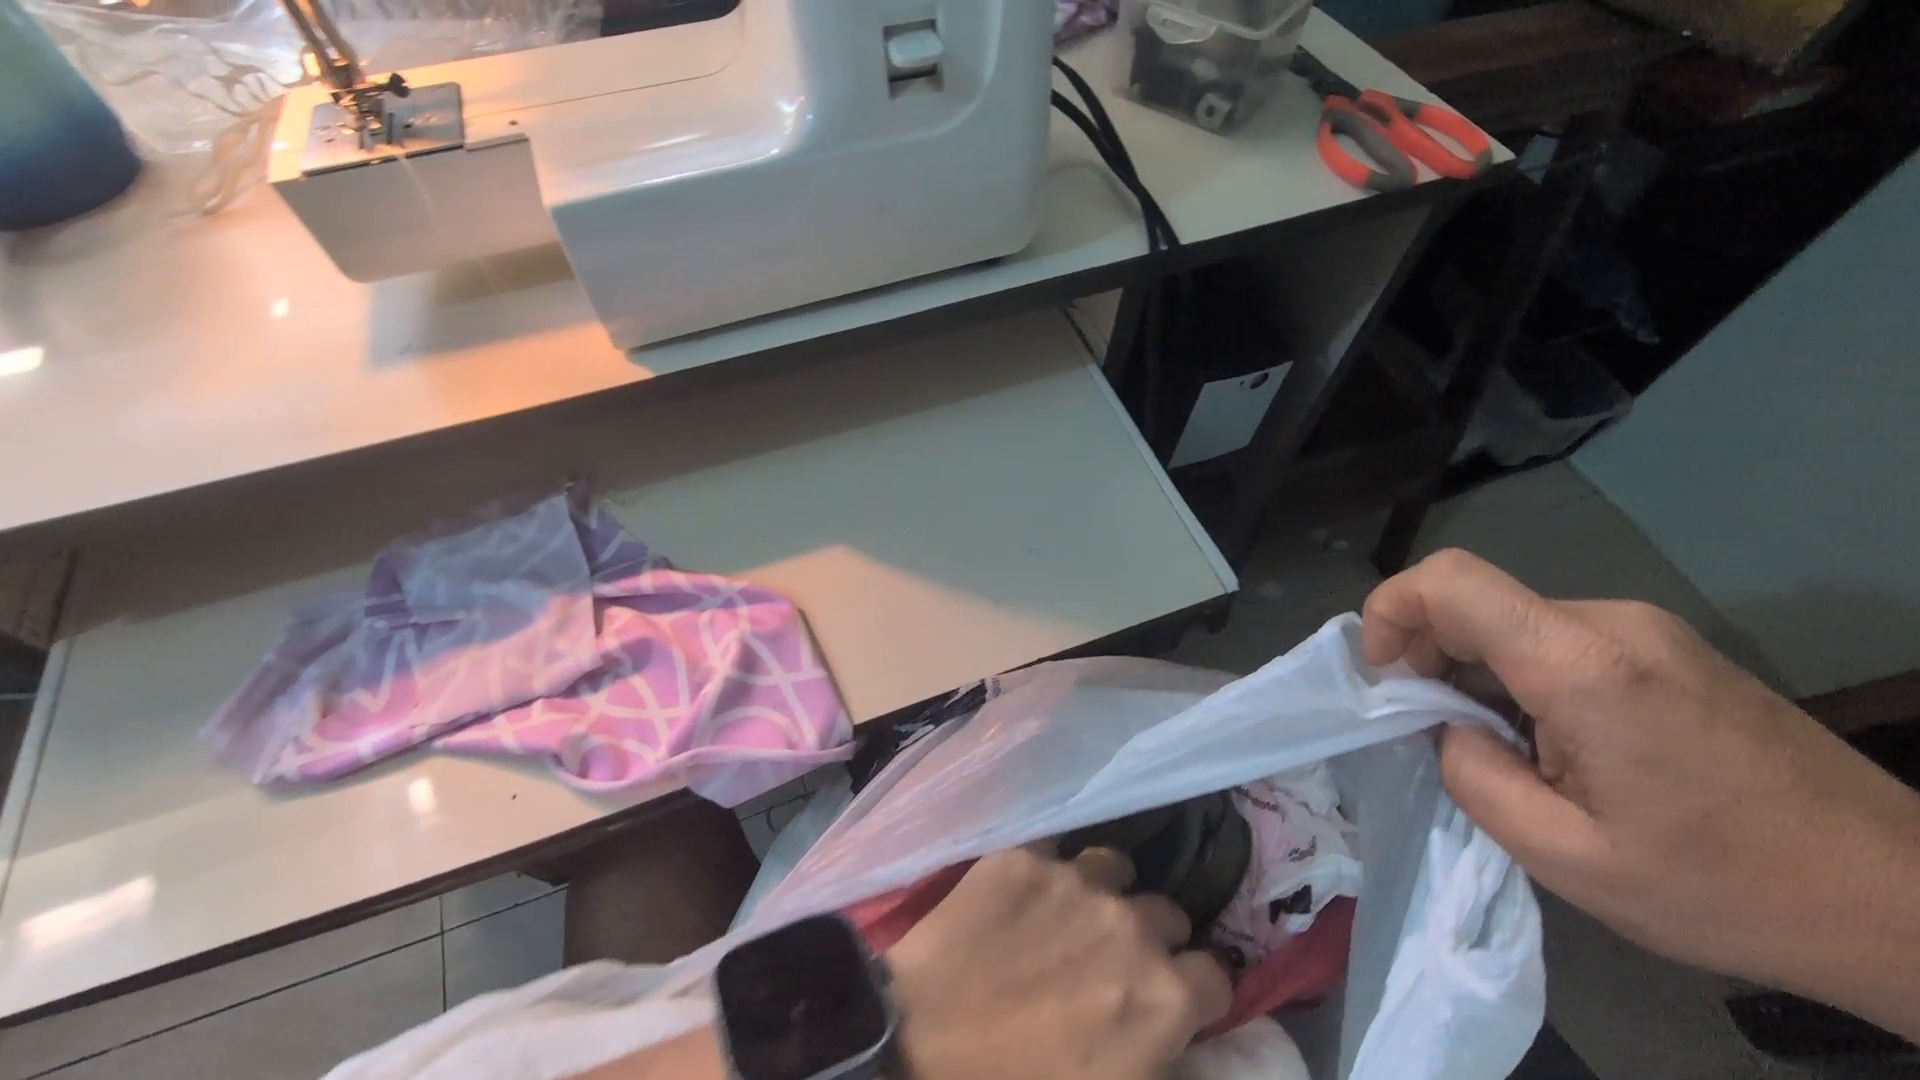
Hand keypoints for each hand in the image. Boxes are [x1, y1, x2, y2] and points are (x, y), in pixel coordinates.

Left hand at [886, 847, 1232, 1079]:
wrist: (917, 1043)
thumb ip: (1159, 1058)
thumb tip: (1177, 1035)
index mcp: (1165, 994)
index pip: (1215, 976)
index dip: (1193, 991)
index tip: (1168, 998)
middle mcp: (1133, 925)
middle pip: (1168, 915)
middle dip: (1150, 939)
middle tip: (1109, 961)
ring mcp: (1078, 882)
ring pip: (1115, 870)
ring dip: (1104, 895)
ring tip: (1070, 917)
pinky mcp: (1026, 858)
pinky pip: (1055, 854)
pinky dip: (1049, 876)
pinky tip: (1024, 899)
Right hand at [1362, 549, 1919, 1040]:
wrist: (1901, 899)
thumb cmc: (1726, 886)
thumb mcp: (1568, 858)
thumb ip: (1474, 778)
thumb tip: (1448, 729)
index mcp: (1582, 664)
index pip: (1449, 582)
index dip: (1390, 611)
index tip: (1384, 680)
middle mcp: (1613, 623)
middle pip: (1478, 603)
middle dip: (1429, 657)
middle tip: (1435, 736)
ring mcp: (1650, 632)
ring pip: (1516, 625)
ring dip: (1478, 675)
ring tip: (1502, 755)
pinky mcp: (1671, 651)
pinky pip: (1561, 642)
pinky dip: (1523, 680)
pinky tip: (1554, 748)